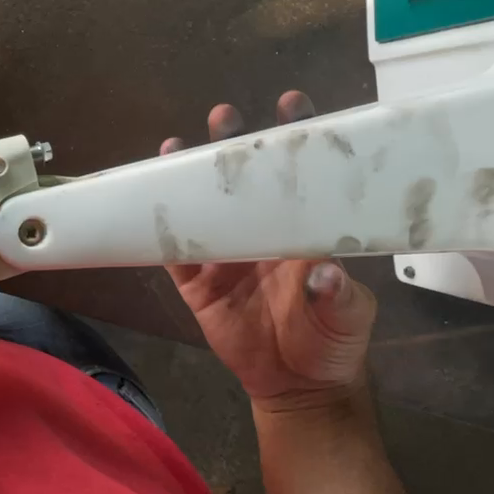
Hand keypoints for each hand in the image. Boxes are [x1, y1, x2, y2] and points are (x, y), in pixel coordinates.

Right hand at [159, 92, 377, 412]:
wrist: (296, 385)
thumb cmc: (333, 343)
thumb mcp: (349, 319)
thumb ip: (338, 297)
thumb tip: (323, 273)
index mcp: (304, 233)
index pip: (302, 178)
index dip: (297, 140)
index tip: (290, 107)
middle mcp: (261, 235)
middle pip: (244, 183)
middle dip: (233, 146)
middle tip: (224, 118)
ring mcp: (224, 257)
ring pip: (202, 208)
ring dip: (187, 178)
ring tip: (174, 147)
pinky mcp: (195, 284)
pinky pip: (171, 254)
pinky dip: (156, 233)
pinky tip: (144, 204)